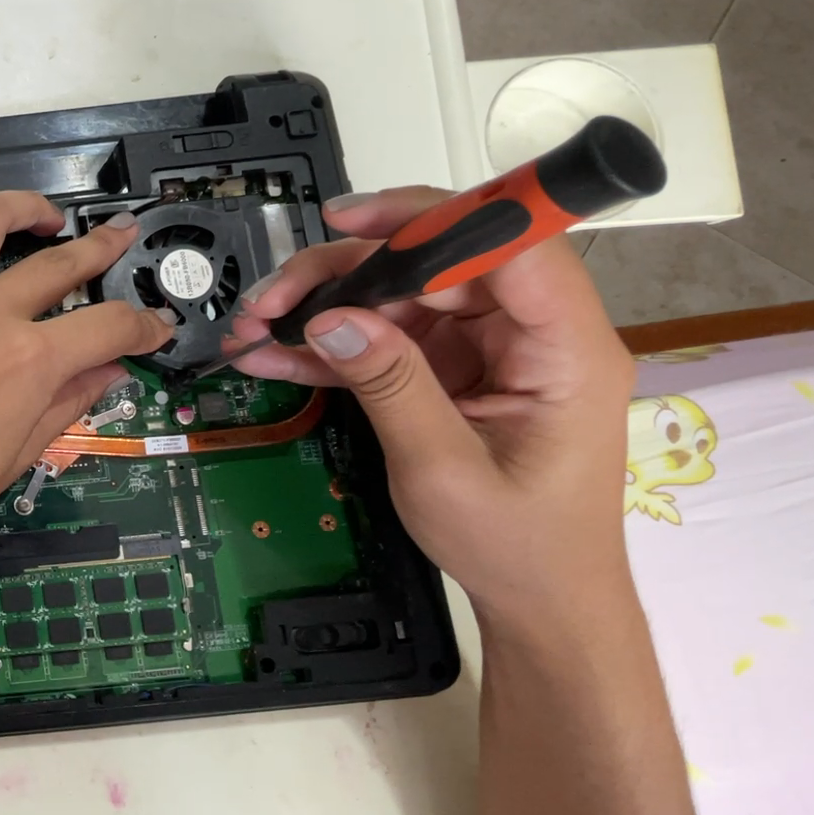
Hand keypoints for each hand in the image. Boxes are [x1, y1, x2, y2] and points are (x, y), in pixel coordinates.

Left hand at [0, 191, 173, 575]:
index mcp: (27, 363)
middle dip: (103, 247)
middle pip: (60, 262)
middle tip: (120, 237)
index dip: (143, 325)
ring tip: (45, 217)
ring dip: (25, 209)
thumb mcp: (14, 459)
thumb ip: (67, 404)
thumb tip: (108, 372)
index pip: (109, 325)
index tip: (152, 326)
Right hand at [230, 187, 635, 630]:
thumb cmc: (515, 542)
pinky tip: (267, 356)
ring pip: (390, 300)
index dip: (430, 217)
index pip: (508, 247)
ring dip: (316, 312)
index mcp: (561, 349)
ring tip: (252, 332)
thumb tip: (330, 320)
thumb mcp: (443, 467)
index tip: (345, 220)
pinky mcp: (442, 371)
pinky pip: (377, 341)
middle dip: (340, 277)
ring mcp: (479, 351)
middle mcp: (524, 334)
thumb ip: (391, 385)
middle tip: (268, 304)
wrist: (535, 597)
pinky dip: (322, 349)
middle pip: (429, 267)